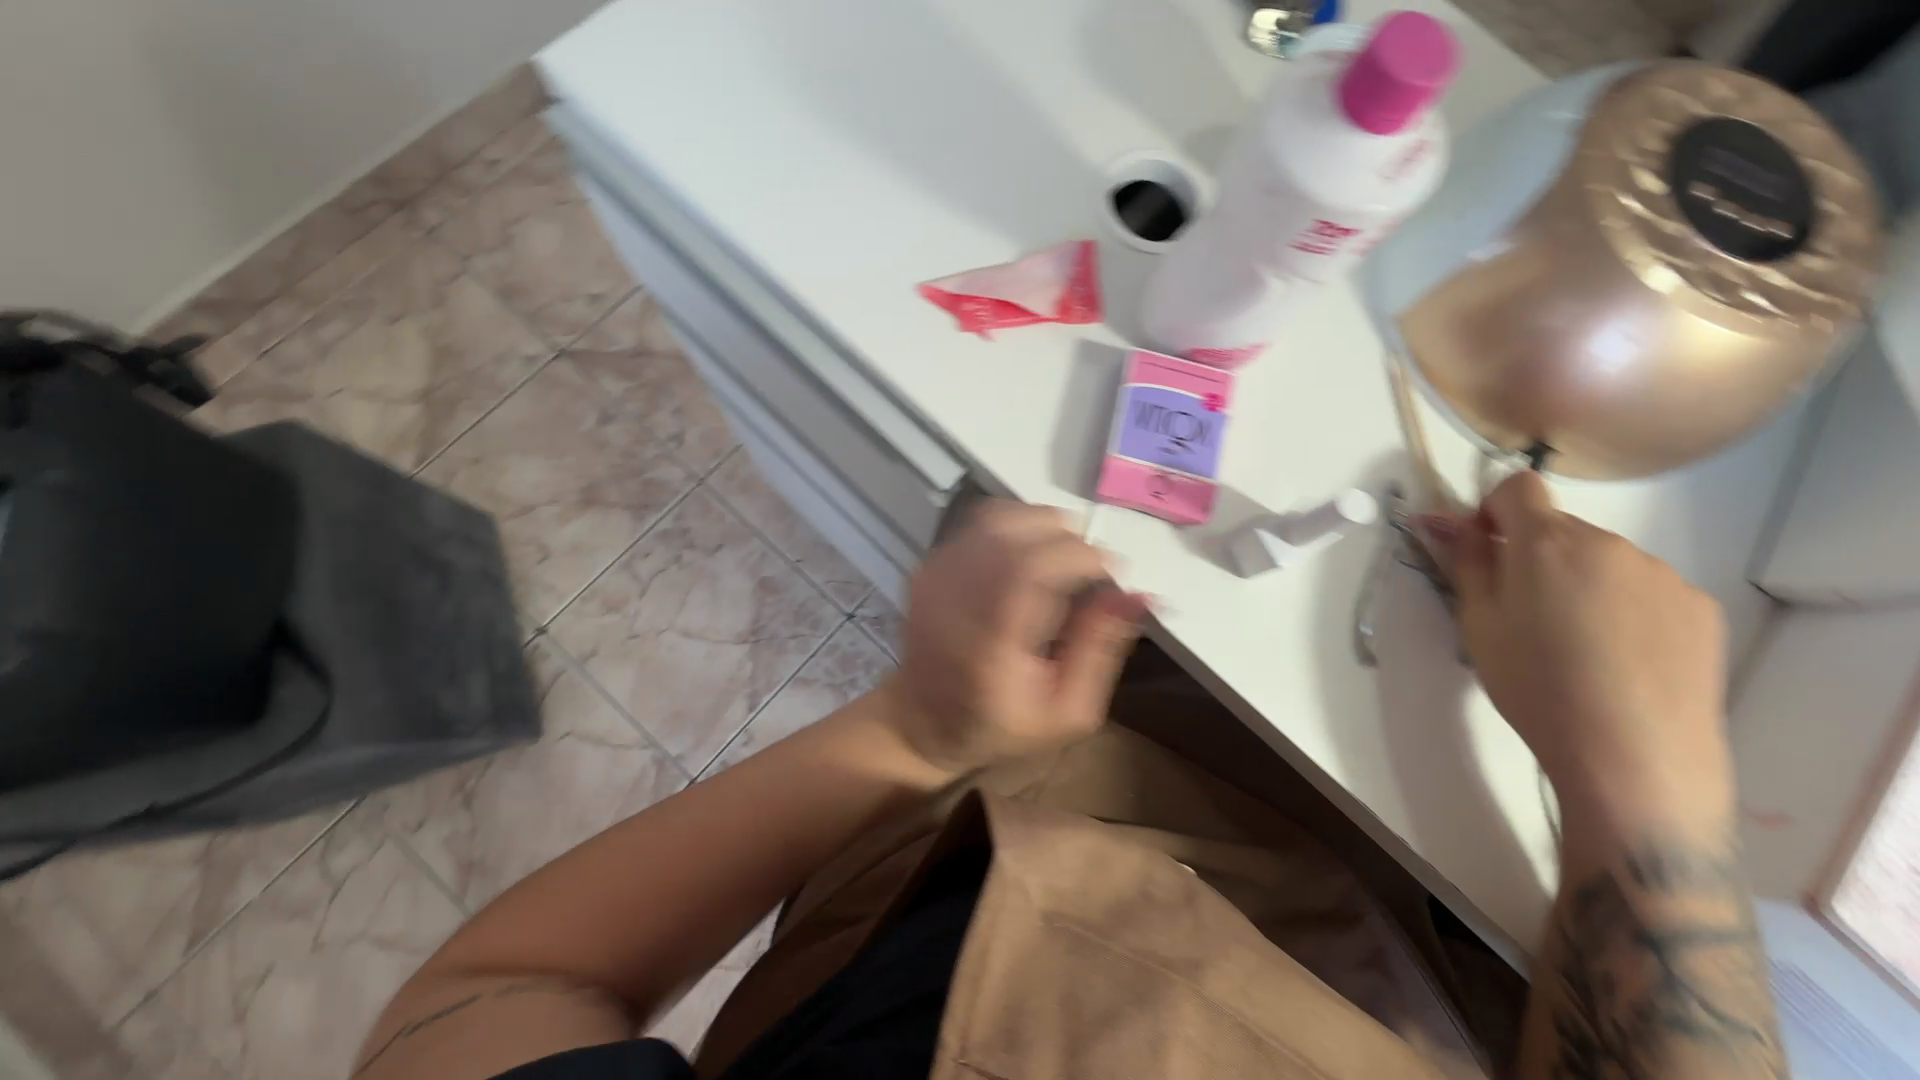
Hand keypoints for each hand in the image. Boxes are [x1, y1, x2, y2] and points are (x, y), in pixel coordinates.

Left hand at [882, 500, 1149, 773]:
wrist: (922, 722)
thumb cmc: (1001, 726)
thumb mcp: (1068, 711)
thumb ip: (1101, 648)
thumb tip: (1139, 594)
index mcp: (991, 643)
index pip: (1033, 567)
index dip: (1082, 556)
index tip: (1111, 574)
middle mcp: (957, 598)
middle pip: (1018, 531)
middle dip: (1069, 537)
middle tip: (1091, 569)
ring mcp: (936, 575)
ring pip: (1000, 517)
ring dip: (1044, 526)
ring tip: (1064, 559)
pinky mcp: (929, 566)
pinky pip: (980, 524)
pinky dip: (1016, 528)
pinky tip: (1030, 558)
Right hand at [1427, 473, 1733, 828]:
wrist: (1633, 754)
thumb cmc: (1534, 685)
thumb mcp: (1478, 625)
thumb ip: (1467, 563)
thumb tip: (1451, 524)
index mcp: (1546, 541)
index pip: (1519, 487)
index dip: (1495, 511)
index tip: (1487, 552)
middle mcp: (1609, 542)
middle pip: (1561, 531)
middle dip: (1538, 558)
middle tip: (1527, 619)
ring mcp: (1662, 573)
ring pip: (1605, 563)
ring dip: (1584, 586)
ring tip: (1580, 650)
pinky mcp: (1700, 608)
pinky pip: (1648, 593)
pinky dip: (1627, 612)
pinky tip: (1621, 663)